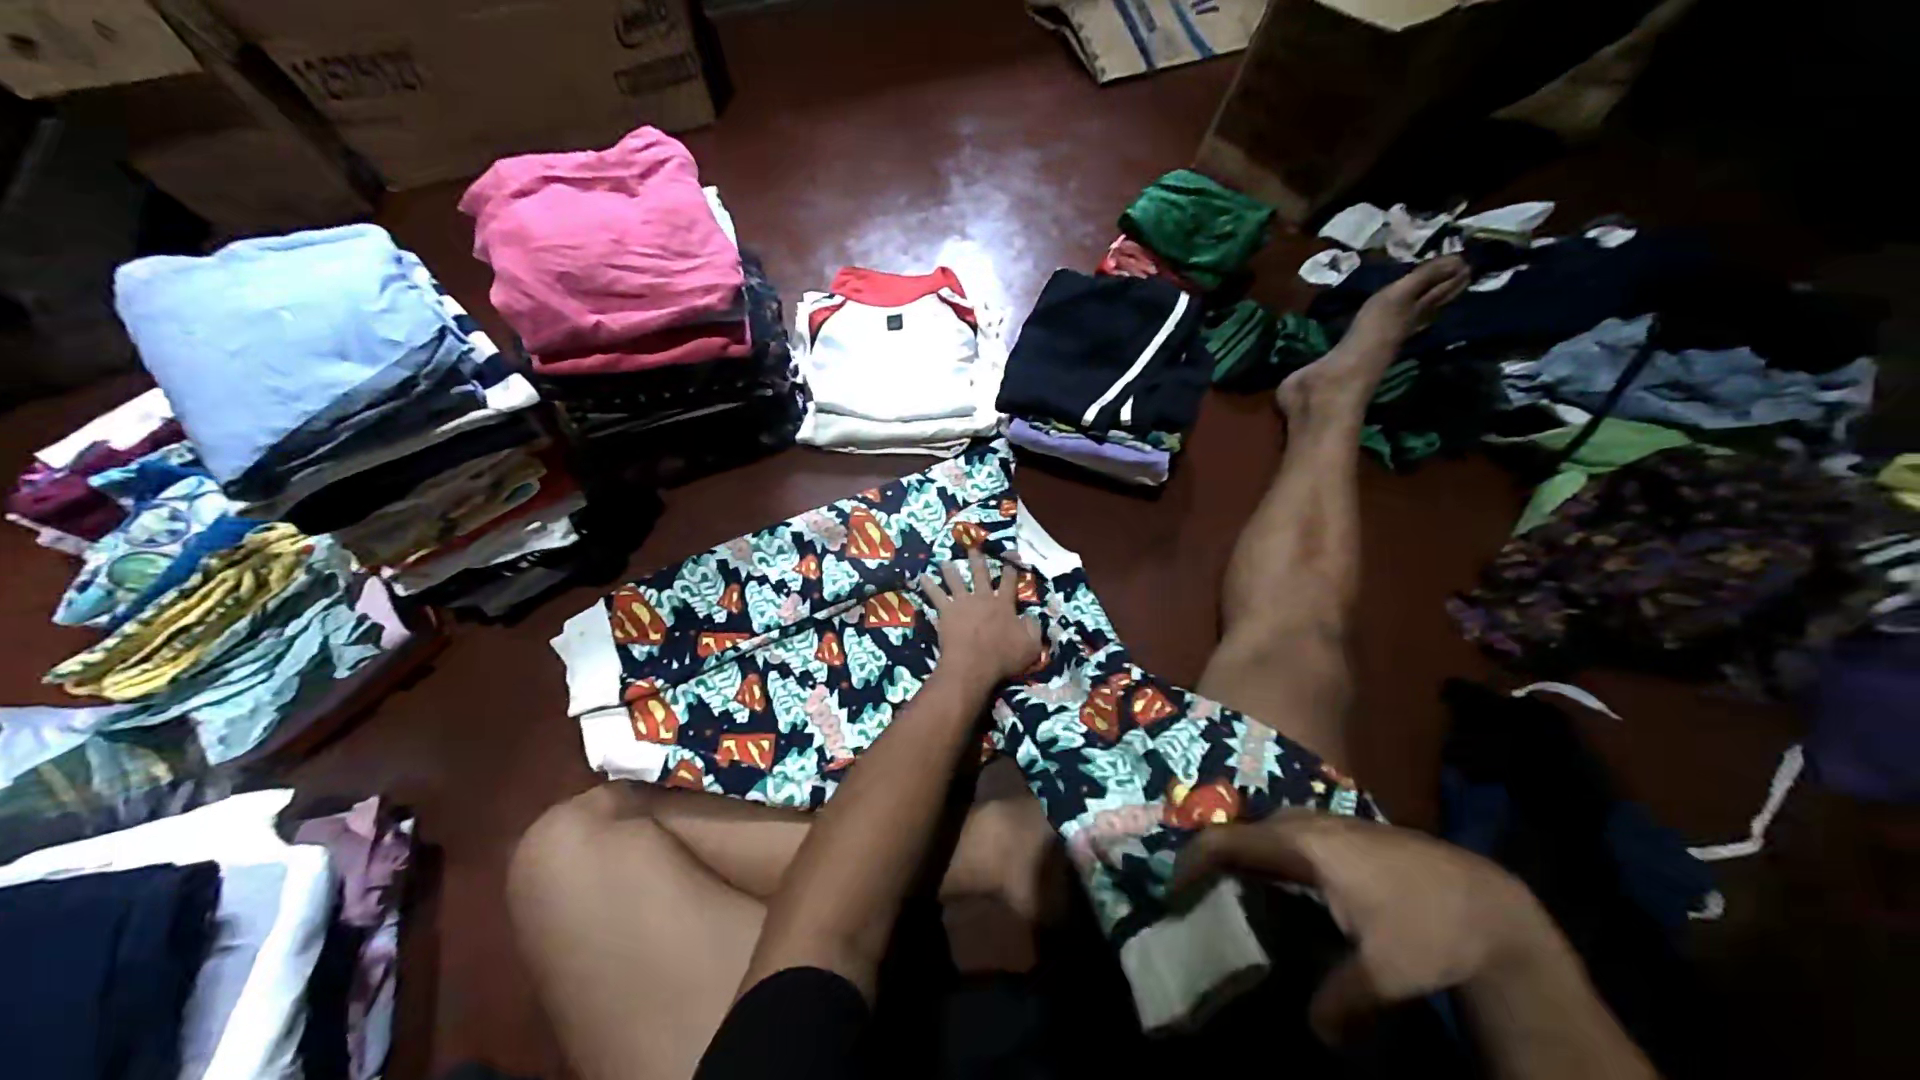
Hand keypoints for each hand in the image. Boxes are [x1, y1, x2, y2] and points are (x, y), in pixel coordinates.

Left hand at [919, 547, 1043, 688]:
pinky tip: (921, 577)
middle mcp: (983, 598)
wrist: (973, 665)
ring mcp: (963, 603)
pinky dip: (928, 585)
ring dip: (950, 569)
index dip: (1012, 566)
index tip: (1012, 553)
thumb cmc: (1004, 658)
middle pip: (980, 574)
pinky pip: (935, 595)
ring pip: (956, 580)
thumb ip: (1033, 629)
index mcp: (1004, 605)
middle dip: (978, 559)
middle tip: (973, 546)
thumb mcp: (1031, 646)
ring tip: (944, 560)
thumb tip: (1031, 617)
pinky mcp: (946, 611)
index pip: (1009, 581)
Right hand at [1171, 810, 1567, 1045]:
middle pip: (1244, 830)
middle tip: (1201, 895)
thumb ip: (1339, 1000)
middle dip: (1216, 857)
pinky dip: (1272, 854)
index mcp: (1305, 847)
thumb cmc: (1431, 931)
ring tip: (1236, 890)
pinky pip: (1292, 834)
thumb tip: (1315, 1035)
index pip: (1227, 841)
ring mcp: (1331, 823)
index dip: (1192, 861)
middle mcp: (1309, 825)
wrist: (1494, 904)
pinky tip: (1285, 886)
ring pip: (1269, 829)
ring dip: (1246, 854)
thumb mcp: (1384, 974)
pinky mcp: (1348, 832)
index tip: (1175, 890)